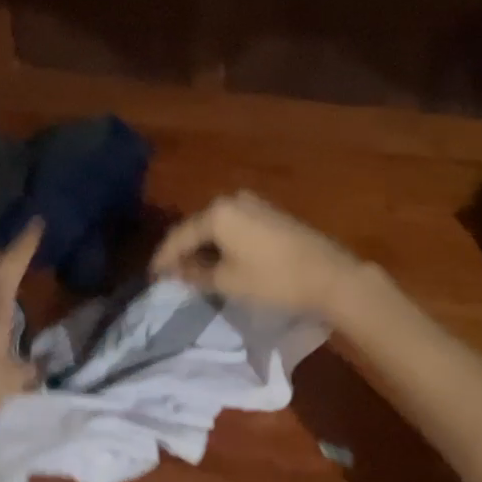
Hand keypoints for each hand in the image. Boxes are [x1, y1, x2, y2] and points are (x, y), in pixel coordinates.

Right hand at [150, 191, 364, 311]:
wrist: (329, 275)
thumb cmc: (273, 280)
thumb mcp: (228, 281)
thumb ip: (195, 274)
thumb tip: (175, 271)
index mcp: (217, 212)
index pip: (179, 236)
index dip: (164, 258)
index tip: (152, 277)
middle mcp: (233, 200)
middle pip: (198, 227)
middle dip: (183, 251)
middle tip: (170, 274)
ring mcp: (254, 203)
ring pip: (217, 226)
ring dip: (204, 247)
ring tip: (193, 270)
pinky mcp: (271, 214)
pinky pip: (235, 226)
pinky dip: (223, 243)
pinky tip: (220, 260)